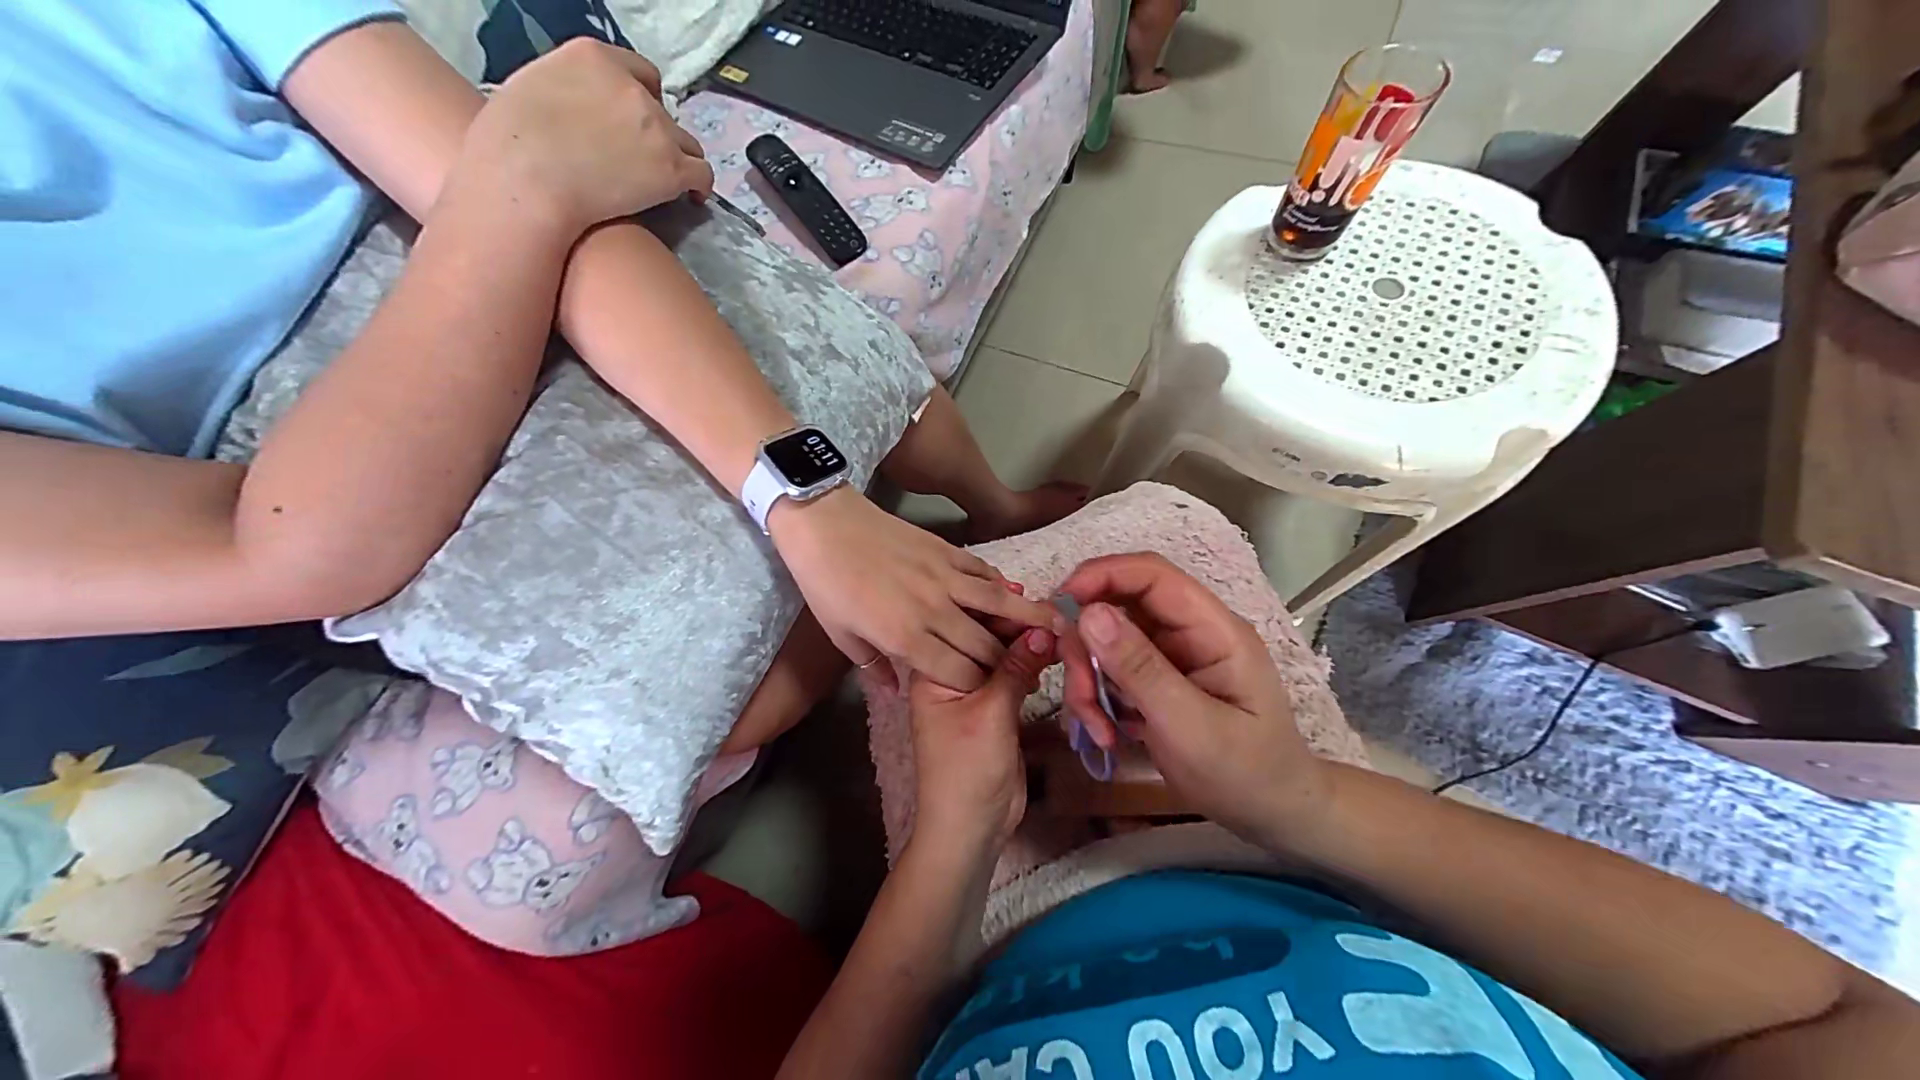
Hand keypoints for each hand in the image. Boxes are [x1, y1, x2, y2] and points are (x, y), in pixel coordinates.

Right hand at [453, 40, 713, 234]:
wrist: (527, 178)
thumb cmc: (510, 141)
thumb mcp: (533, 88)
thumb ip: (570, 90)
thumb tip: (578, 110)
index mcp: (594, 57)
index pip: (641, 73)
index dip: (645, 99)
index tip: (639, 123)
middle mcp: (632, 88)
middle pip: (664, 113)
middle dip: (658, 136)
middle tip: (644, 162)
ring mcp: (656, 128)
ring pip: (687, 145)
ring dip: (678, 161)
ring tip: (664, 183)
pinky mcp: (672, 168)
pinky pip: (702, 174)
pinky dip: (700, 186)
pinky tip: (694, 198)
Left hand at [770, 488, 1054, 691]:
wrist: (824, 525)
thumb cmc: (826, 585)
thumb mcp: (840, 636)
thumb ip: (873, 666)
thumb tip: (895, 692)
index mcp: (907, 638)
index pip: (961, 673)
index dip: (982, 686)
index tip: (994, 691)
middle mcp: (935, 611)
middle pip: (986, 645)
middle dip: (1010, 662)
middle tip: (1030, 666)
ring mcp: (945, 577)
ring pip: (999, 603)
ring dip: (1030, 617)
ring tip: (1058, 625)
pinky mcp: (947, 550)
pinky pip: (983, 570)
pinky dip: (1001, 582)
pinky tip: (1012, 591)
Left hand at [908, 627, 1055, 849]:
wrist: (970, 827)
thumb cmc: (967, 770)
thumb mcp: (991, 715)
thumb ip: (1015, 670)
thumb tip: (1043, 628)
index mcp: (933, 670)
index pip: (963, 626)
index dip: (998, 611)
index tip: (1034, 600)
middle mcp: (949, 673)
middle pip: (984, 636)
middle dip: (1017, 624)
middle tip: (1055, 613)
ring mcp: (972, 690)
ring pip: (1001, 654)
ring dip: (1027, 643)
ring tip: (1058, 628)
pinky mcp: (993, 706)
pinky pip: (1011, 675)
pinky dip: (1031, 664)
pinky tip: (1052, 652)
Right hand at [1056, 553, 1329, 847]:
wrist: (1271, 813)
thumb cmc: (1246, 772)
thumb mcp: (1190, 725)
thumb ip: (1140, 669)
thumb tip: (1088, 613)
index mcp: (1213, 629)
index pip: (1152, 575)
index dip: (1102, 575)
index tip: (1059, 602)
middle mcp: (1188, 633)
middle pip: (1119, 607)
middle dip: (1087, 646)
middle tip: (1078, 692)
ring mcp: (1169, 656)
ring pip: (1105, 642)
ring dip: (1087, 680)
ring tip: (1096, 728)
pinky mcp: (1153, 680)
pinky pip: (1108, 671)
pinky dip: (1095, 697)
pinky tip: (1105, 733)